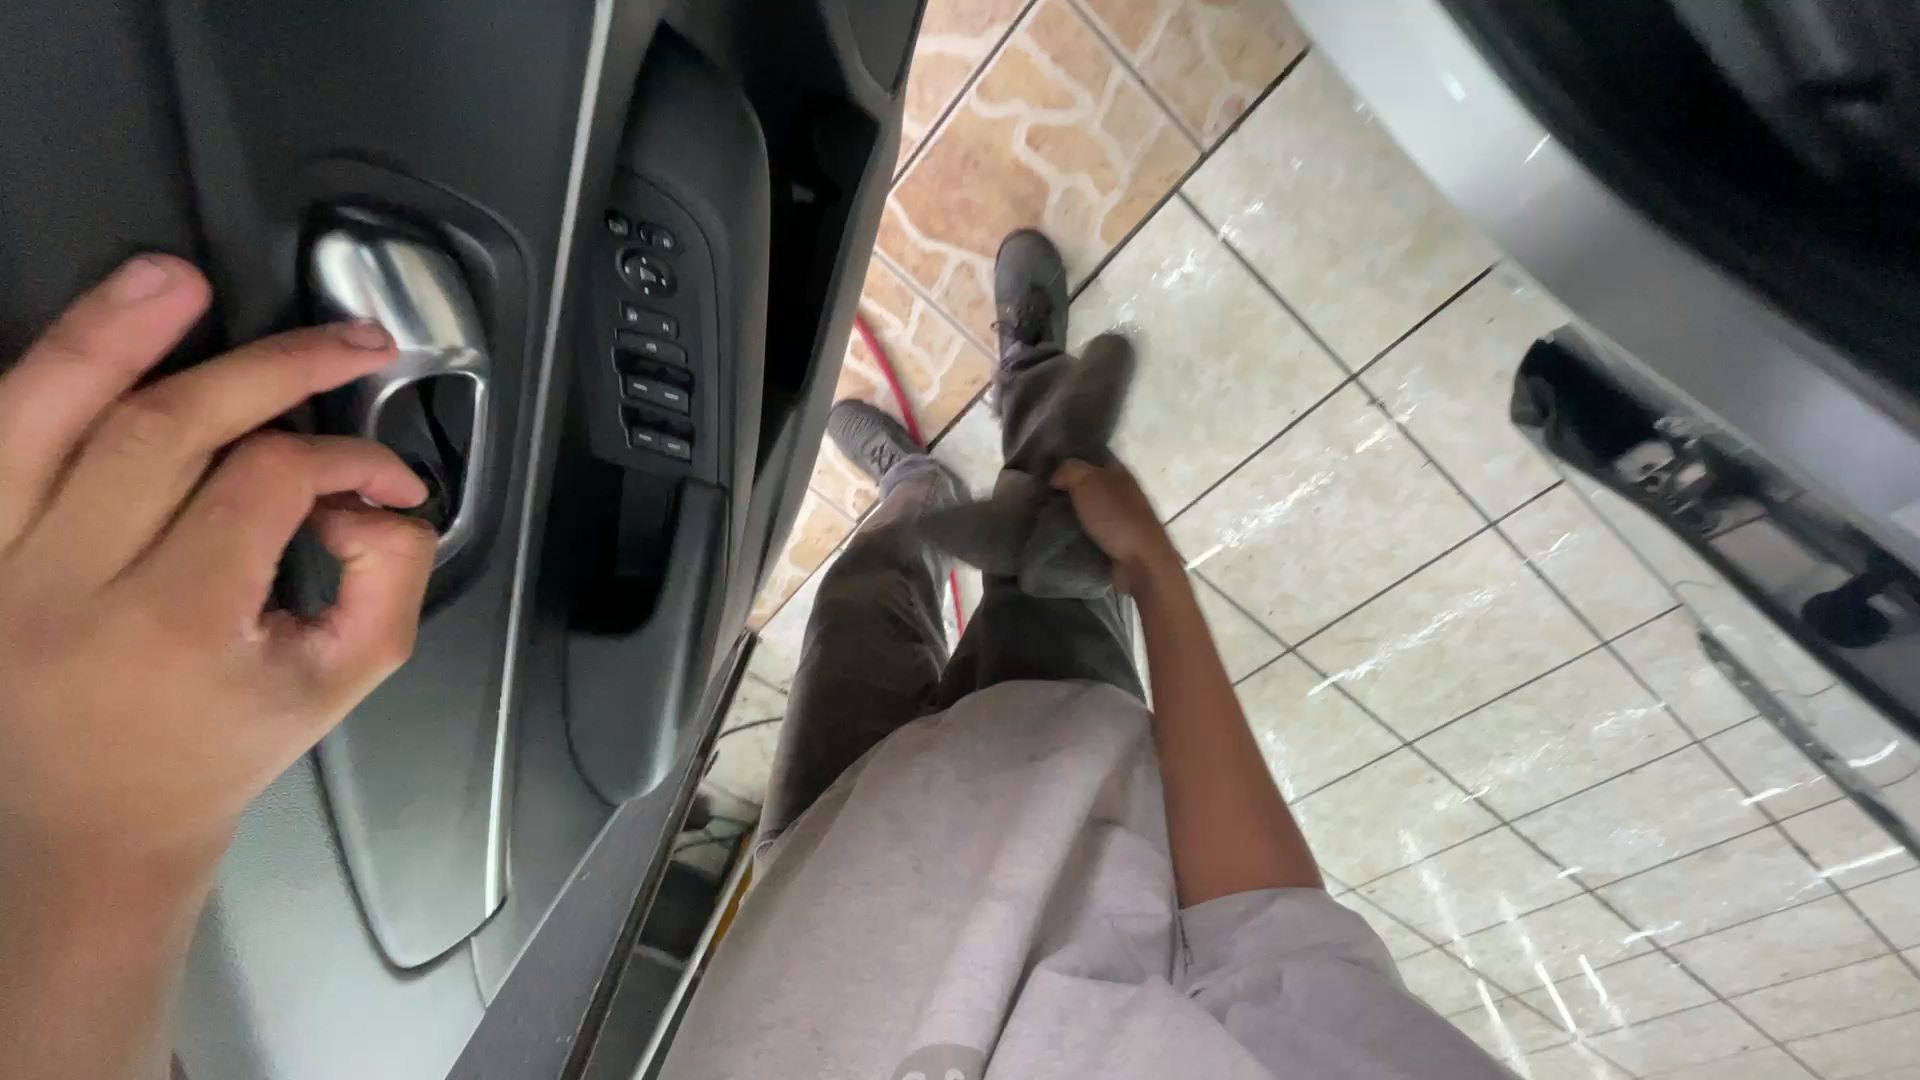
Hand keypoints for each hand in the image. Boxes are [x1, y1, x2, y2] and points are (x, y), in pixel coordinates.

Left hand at [0, 255, 436, 874]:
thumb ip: (390, 577)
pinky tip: (92, 331)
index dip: (352, 459)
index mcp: (175, 623)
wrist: (85, 818)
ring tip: (181, 279)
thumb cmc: (228, 746)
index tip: (393, 479)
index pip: (271, 484)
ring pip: (41, 411)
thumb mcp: (349, 675)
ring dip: (119, 332)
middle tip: (356, 342)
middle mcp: (57, 585)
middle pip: (170, 427)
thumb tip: (374, 498)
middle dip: (280, 367)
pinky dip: (37, 374)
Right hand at [1052, 458, 1179, 592]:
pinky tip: (1056, 534)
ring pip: (1087, 508)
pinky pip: (1089, 530)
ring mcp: (1119, 517)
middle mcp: (1121, 491)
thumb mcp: (1088, 483)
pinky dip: (1074, 532)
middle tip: (1037, 493)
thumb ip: (1069, 470)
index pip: (1092, 456)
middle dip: (1064, 488)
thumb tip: (1055, 476)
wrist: (1141, 562)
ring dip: (1067, 511)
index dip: (1068, 457)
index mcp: (1119, 472)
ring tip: (1041, 515)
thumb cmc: (1116, 517)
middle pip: (1087, 483)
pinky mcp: (1115, 540)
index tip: (1043, 466)